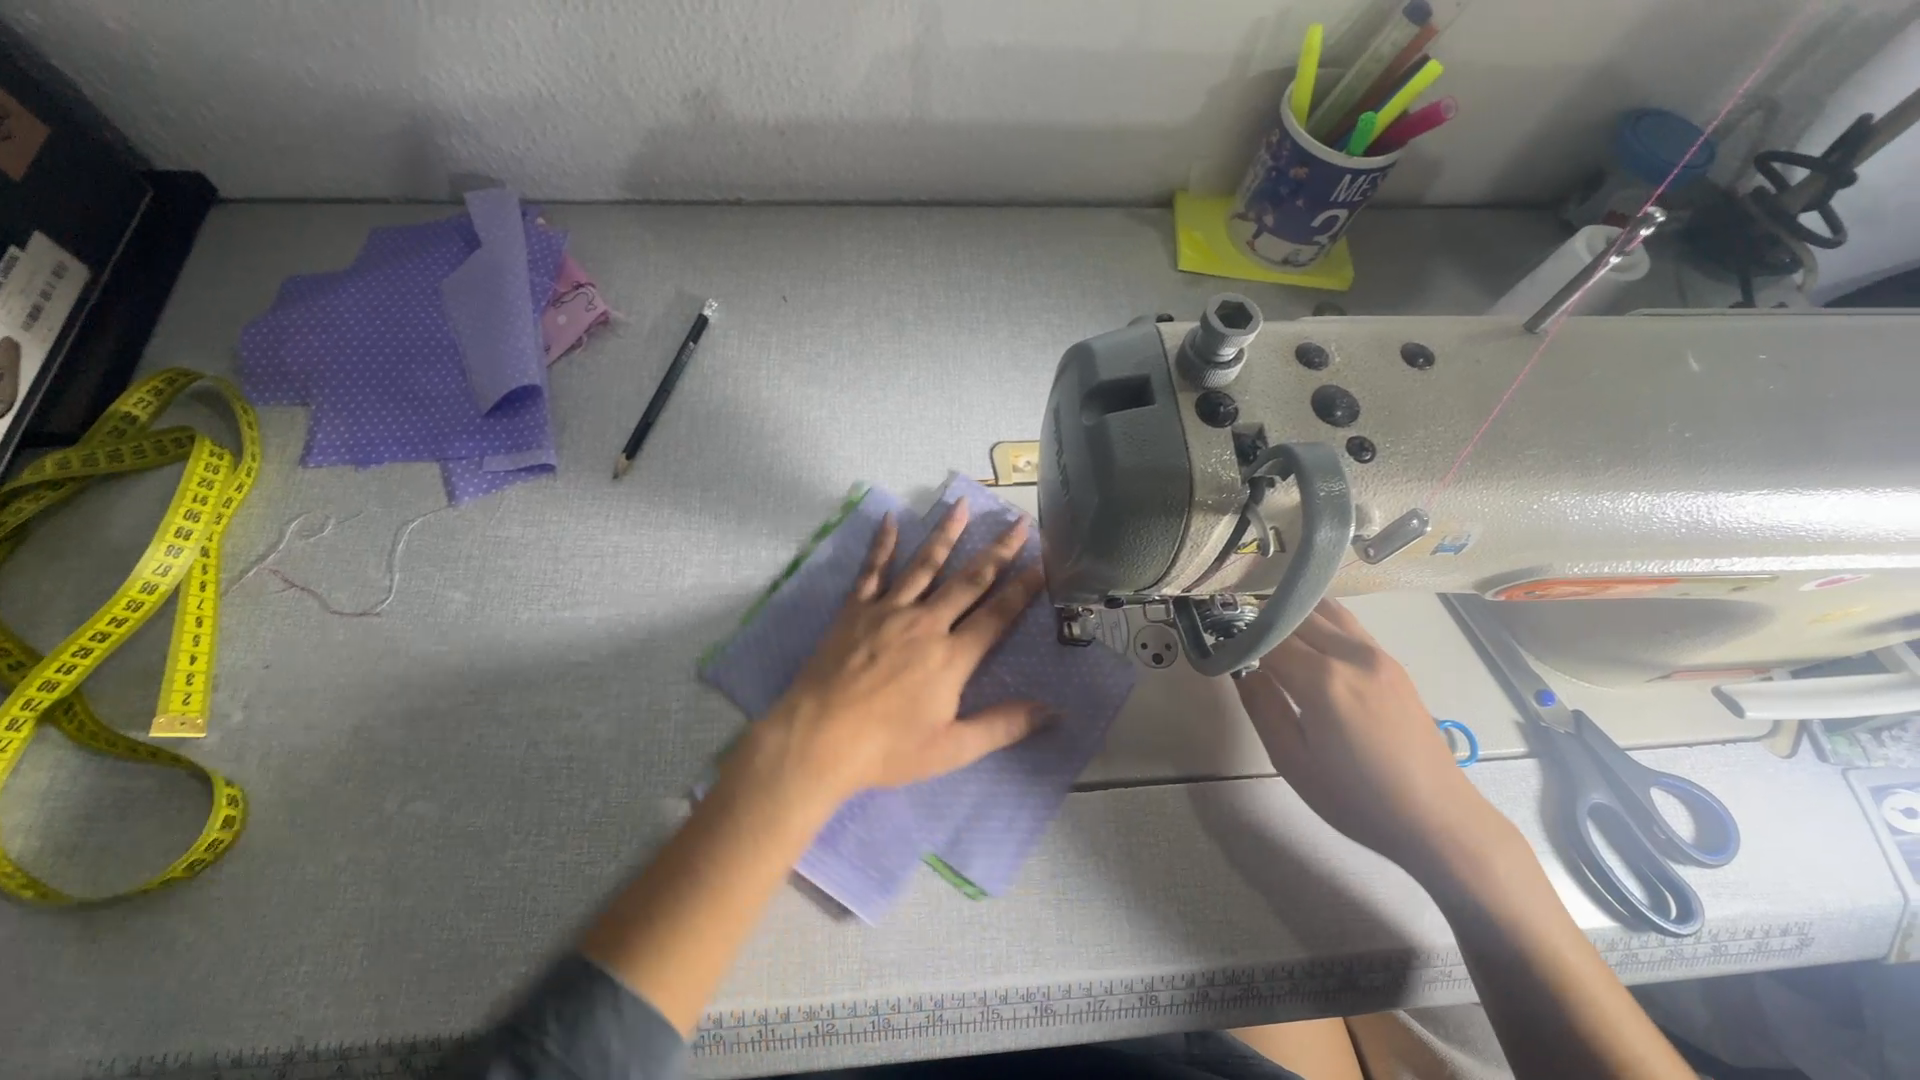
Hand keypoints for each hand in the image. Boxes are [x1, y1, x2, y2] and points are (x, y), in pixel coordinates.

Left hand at [732, 500, 1049, 809]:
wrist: (818, 737)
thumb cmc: (887, 749)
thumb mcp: (952, 748)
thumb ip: (1004, 726)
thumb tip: (1055, 712)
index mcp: (952, 657)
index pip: (997, 615)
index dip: (1023, 588)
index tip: (1044, 562)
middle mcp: (926, 624)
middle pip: (969, 581)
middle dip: (997, 551)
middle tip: (1017, 523)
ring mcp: (888, 611)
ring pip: (924, 565)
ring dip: (946, 534)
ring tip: (962, 505)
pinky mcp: (855, 610)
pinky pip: (873, 570)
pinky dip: (882, 544)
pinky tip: (889, 520)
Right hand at [1236, 598, 1507, 879]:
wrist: (1437, 819)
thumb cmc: (1357, 799)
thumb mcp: (1292, 761)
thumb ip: (1262, 706)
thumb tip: (1242, 669)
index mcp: (1324, 680)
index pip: (1267, 637)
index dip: (1237, 637)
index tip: (1216, 644)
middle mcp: (1353, 655)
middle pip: (1296, 614)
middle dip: (1262, 621)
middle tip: (1237, 639)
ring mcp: (1379, 655)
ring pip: (1326, 611)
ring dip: (1294, 616)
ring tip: (1271, 638)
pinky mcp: (1394, 664)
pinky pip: (1348, 627)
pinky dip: (1320, 624)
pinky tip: (1308, 648)